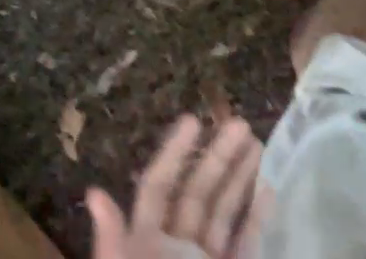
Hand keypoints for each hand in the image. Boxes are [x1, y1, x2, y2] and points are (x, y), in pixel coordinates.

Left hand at [87, 116, 269, 258]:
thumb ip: (113, 243)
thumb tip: (96, 192)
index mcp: (143, 247)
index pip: (157, 189)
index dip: (173, 153)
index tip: (193, 119)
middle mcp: (174, 250)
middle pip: (196, 193)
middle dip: (217, 157)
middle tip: (238, 122)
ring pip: (223, 211)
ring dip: (239, 177)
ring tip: (256, 141)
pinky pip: (245, 242)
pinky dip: (258, 216)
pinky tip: (269, 188)